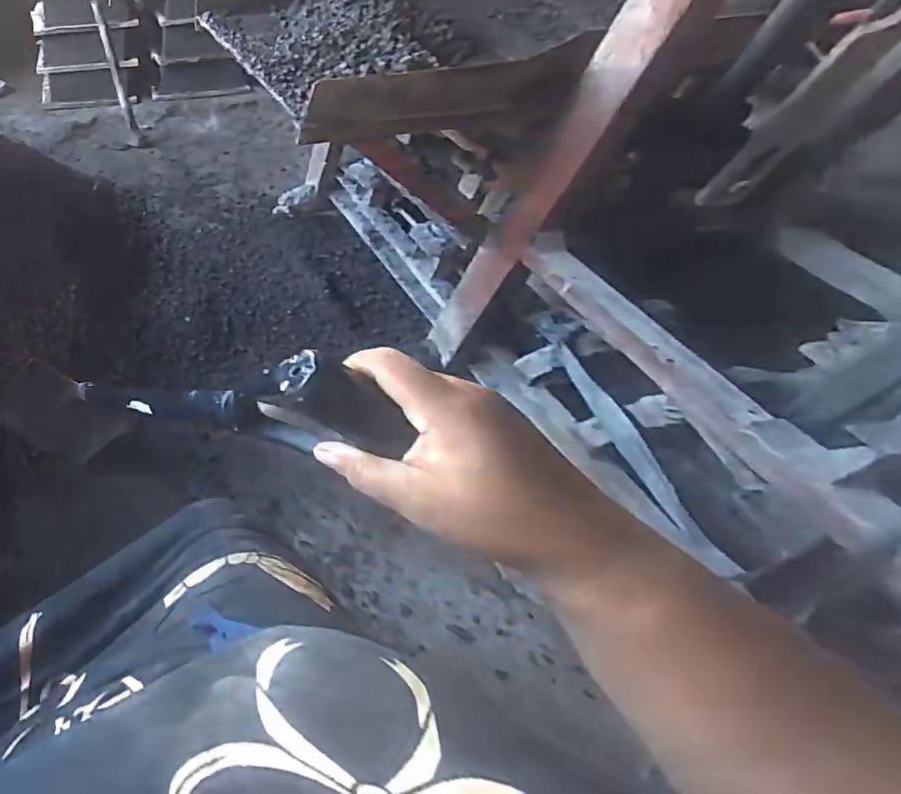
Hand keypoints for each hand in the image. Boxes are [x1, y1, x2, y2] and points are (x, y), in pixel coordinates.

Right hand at [313, 348, 658, 591]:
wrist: (578, 539)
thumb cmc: (490, 518)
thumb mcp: (416, 500)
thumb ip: (363, 470)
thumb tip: (321, 449)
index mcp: (443, 402)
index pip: (387, 360)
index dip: (355, 364)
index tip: (333, 387)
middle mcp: (467, 390)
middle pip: (409, 373)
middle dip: (377, 390)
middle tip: (357, 425)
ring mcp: (492, 403)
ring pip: (433, 389)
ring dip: (406, 405)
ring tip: (391, 443)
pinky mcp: (508, 418)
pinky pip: (456, 403)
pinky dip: (432, 415)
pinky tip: (433, 453)